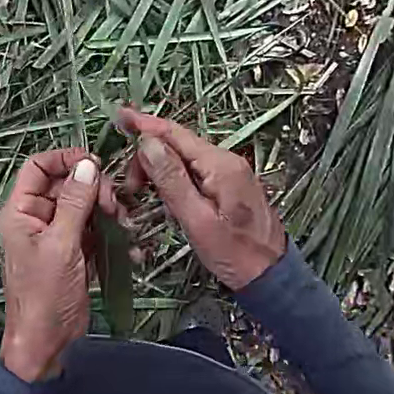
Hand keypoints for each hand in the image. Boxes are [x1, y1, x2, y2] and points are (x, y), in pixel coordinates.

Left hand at [0, 148, 118, 380]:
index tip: (93, 161)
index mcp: (21, 212)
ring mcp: (57, 235)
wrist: (48, 342)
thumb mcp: (60, 245)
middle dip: (93, 189)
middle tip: (112, 203)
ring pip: (84, 206)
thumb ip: (74, 203)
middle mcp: (37, 219)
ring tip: (122, 224)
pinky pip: (94, 229)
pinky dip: (110, 232)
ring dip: (106, 210)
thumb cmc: (43, 297)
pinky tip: (126, 242)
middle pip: (67, 185)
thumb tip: (86, 166)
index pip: (37, 167)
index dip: (64, 159)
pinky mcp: (75, 251)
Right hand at [120, 107, 286, 290]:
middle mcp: (226, 161)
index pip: (175, 134)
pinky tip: (163, 193)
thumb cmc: (235, 254)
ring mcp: (230, 173)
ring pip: (184, 158)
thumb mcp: (197, 220)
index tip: (121, 116)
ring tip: (141, 192)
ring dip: (159, 169)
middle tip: (131, 187)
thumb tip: (147, 144)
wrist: (272, 276)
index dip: (145, 124)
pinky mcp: (229, 186)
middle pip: (178, 145)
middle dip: (148, 158)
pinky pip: (194, 171)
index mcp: (220, 165)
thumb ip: (172, 180)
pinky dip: (173, 177)